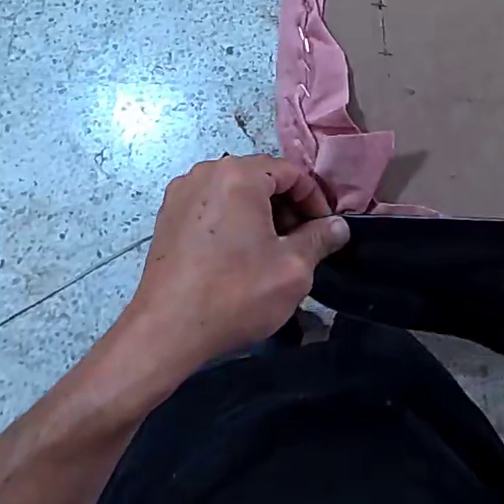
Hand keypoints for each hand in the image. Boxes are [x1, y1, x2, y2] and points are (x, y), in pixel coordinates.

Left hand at [121, 155, 348, 370]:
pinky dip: (233, 220)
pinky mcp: (168, 216)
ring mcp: (182, 192)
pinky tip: (238, 255)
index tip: (325, 229)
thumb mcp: (292, 268)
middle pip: (262, 177)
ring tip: (272, 251)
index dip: (315, 200)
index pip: (291, 172)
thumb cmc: (234, 294)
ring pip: (236, 191)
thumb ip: (320, 239)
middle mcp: (207, 172)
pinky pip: (212, 205)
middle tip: (302, 242)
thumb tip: (338, 226)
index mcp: (239, 174)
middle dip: (287, 206)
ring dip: (260, 213)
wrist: (165, 332)